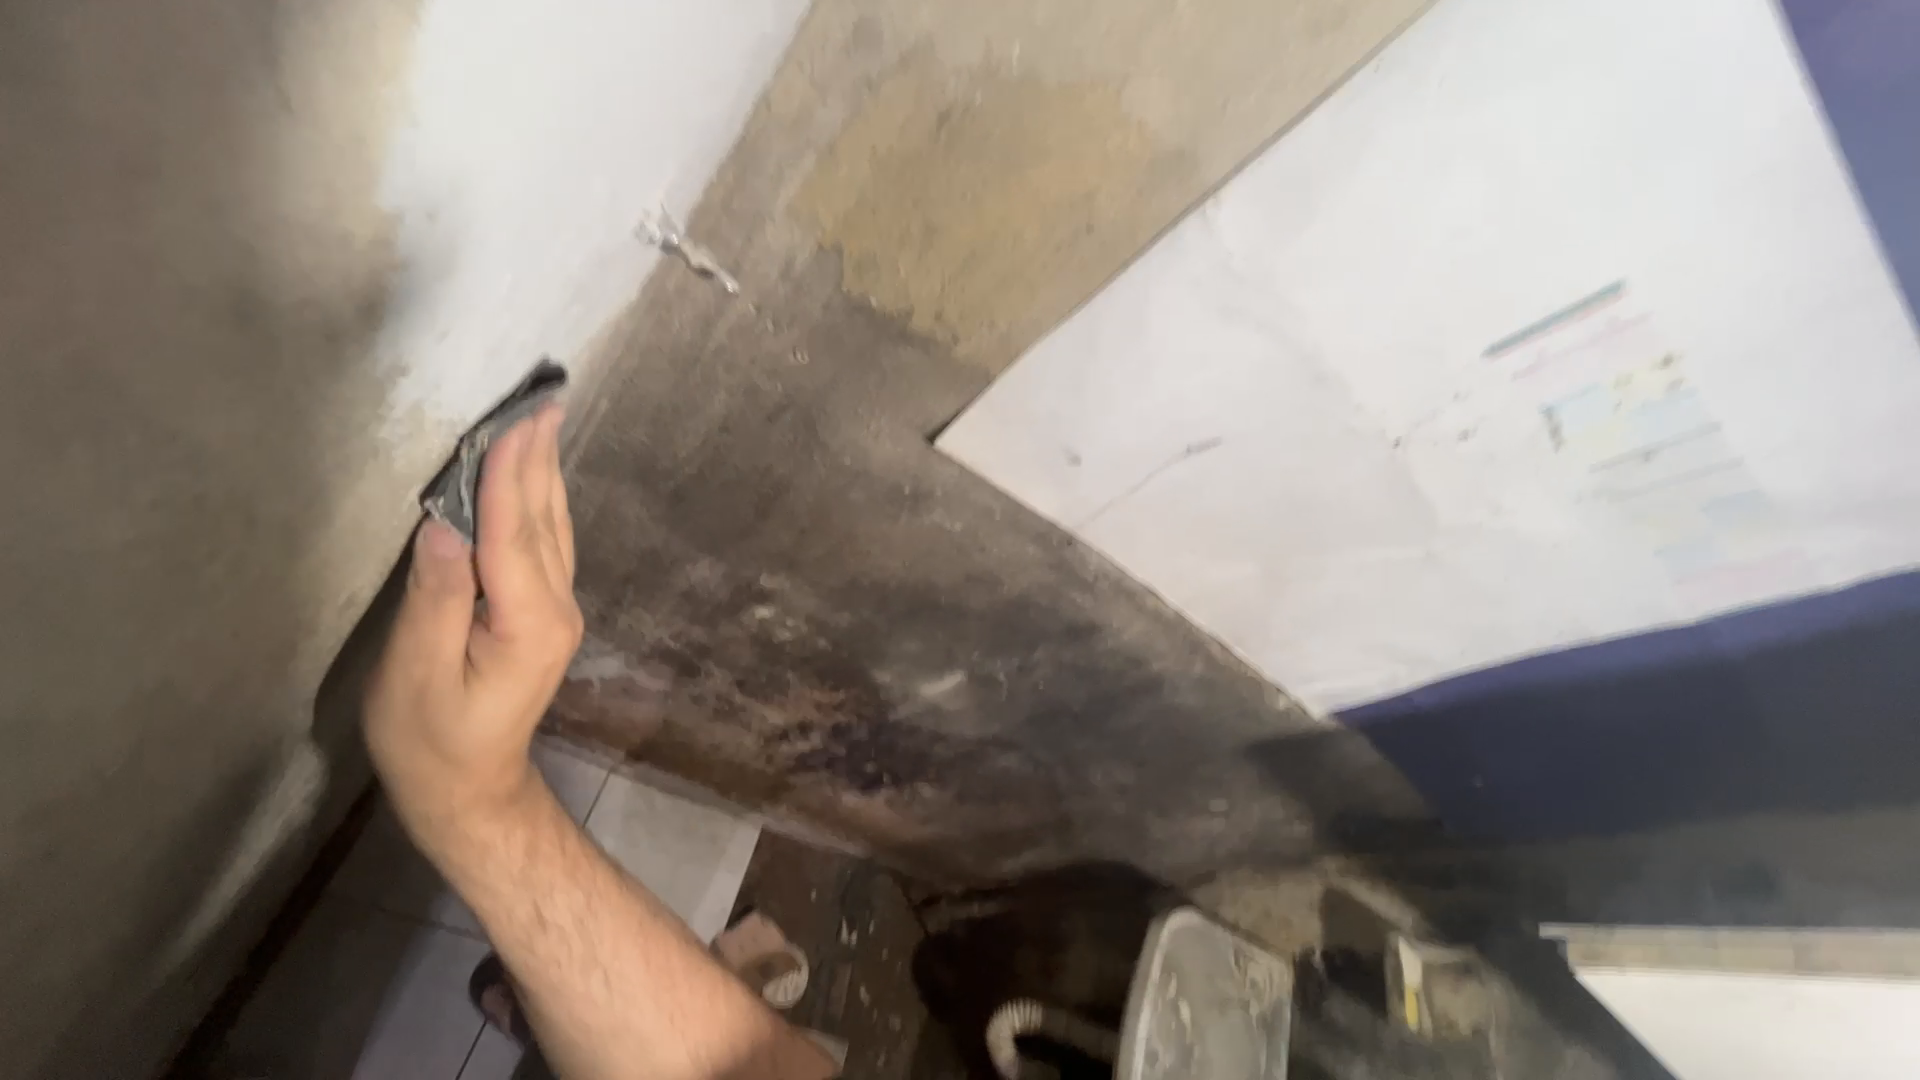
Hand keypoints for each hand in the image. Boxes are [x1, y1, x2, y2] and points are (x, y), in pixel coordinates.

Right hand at [364, 404, 583, 839]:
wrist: (471, 784)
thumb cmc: (430, 739)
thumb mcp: (417, 674)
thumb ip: (437, 597)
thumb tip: (447, 523)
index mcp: (530, 622)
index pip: (517, 532)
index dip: (512, 473)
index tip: (516, 420)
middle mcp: (559, 609)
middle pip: (547, 521)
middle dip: (541, 459)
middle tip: (546, 400)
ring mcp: (561, 611)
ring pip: (555, 530)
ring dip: (547, 475)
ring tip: (545, 426)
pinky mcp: (549, 614)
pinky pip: (549, 547)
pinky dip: (542, 506)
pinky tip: (538, 483)